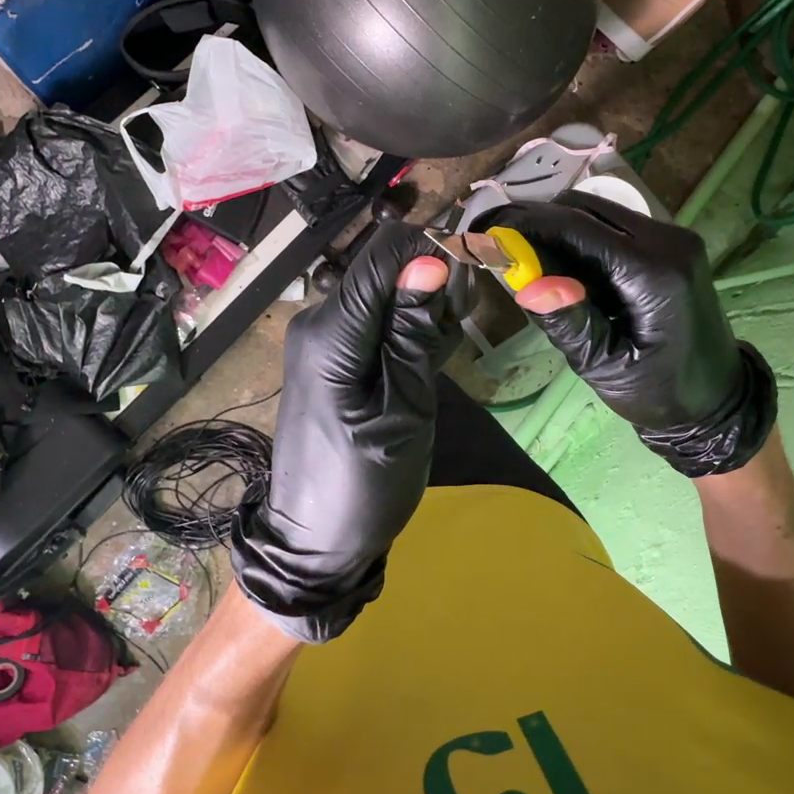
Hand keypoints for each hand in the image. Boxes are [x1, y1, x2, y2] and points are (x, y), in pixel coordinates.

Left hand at [231, 220, 460, 641]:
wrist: (314, 541)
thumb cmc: (366, 484)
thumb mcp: (404, 410)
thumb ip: (413, 332)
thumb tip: (430, 261)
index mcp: (331, 332)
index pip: (384, 255)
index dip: (434, 252)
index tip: (480, 274)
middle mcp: (316, 322)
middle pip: (382, 270)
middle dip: (430, 284)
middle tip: (460, 332)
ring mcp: (319, 339)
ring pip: (380, 294)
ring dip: (420, 311)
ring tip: (440, 359)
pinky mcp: (327, 357)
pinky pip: (370, 321)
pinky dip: (402, 332)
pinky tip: (421, 365)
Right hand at [478, 193, 776, 476]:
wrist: (717, 400)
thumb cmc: (659, 393)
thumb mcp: (606, 366)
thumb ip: (567, 320)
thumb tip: (524, 281)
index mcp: (654, 271)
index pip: (576, 226)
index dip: (524, 224)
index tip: (483, 230)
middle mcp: (667, 240)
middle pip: (584, 207)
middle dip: (535, 222)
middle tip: (496, 244)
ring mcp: (672, 238)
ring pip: (596, 212)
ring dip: (556, 229)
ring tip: (522, 258)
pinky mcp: (669, 245)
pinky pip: (612, 227)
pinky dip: (579, 240)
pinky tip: (560, 267)